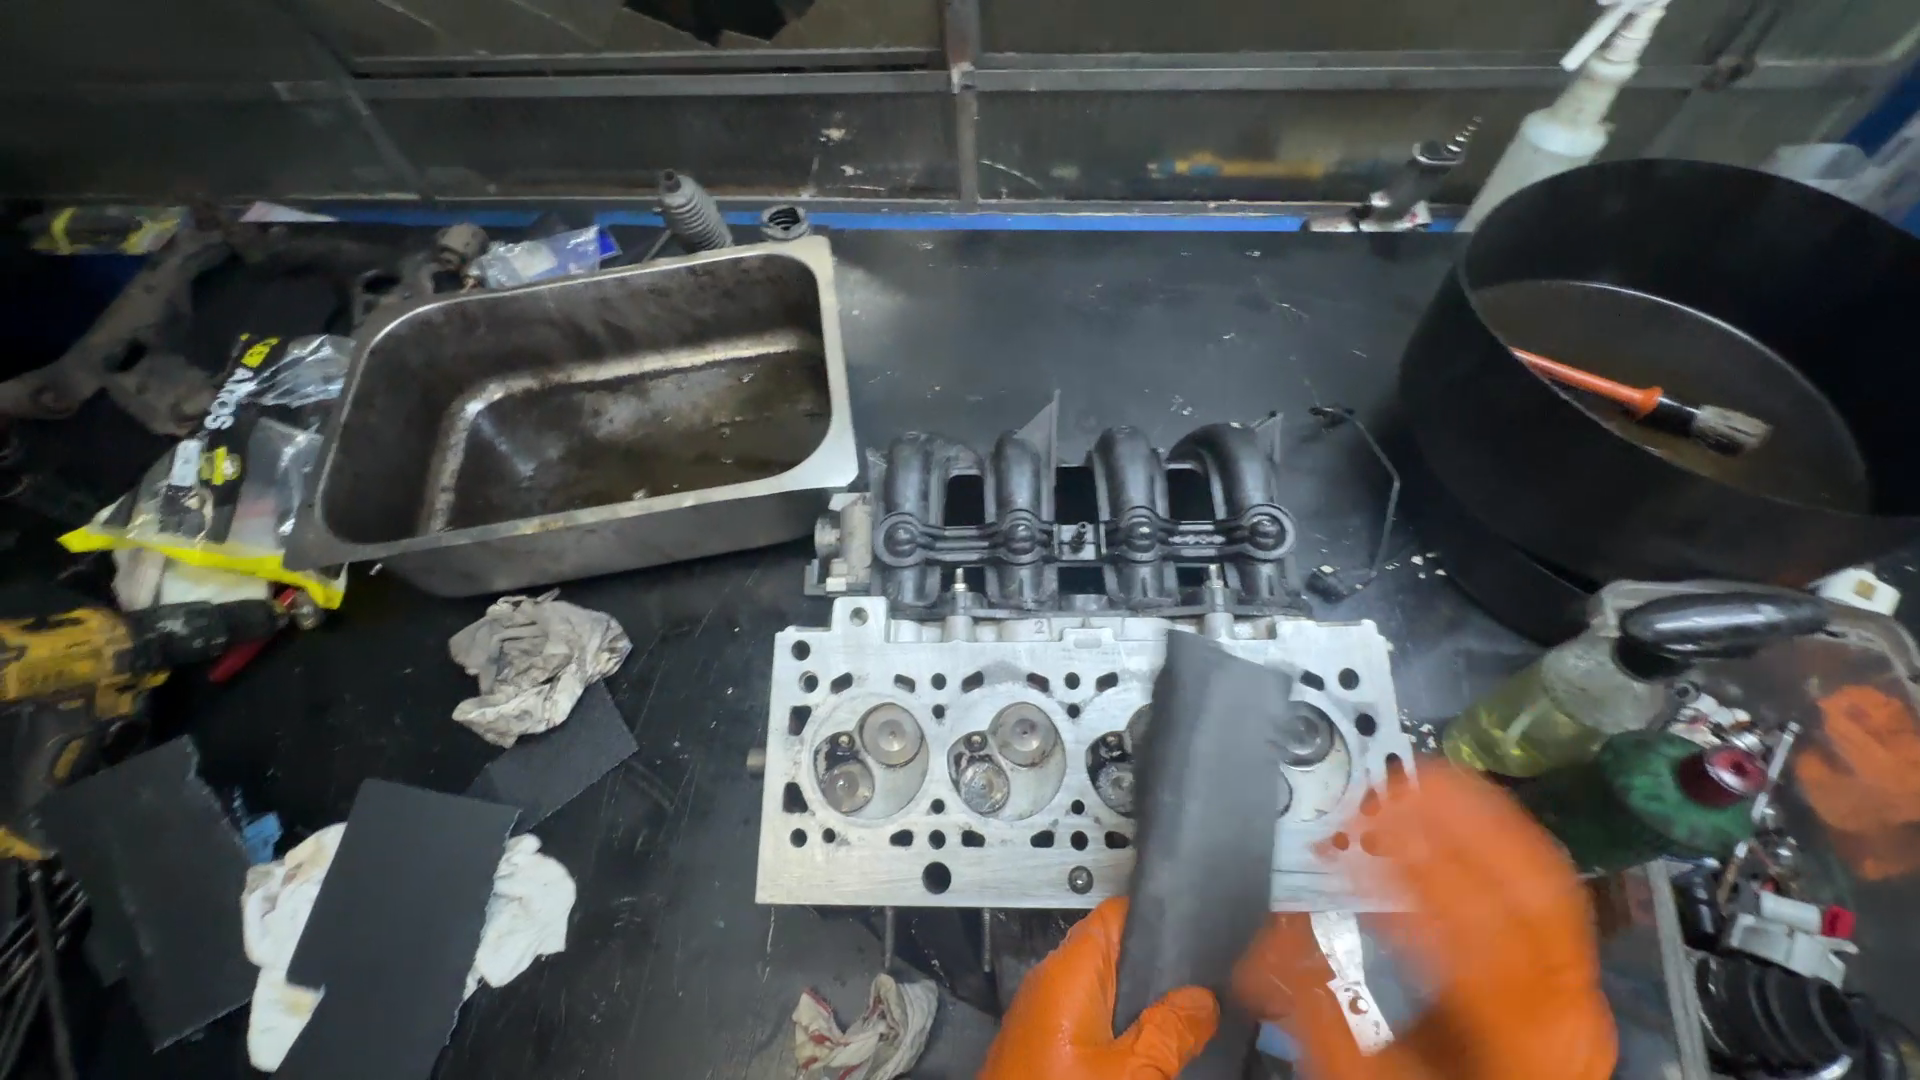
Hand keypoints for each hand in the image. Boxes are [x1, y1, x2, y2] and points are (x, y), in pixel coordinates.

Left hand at [979, 897, 1218, 1079]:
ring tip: (1184, 1009)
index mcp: (1070, 967)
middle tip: (1203, 980)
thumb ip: (1171, 1030)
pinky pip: (1086, 1015)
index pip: (1115, 914)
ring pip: (1100, 985)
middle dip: (1154, 964)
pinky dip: (1115, 1022)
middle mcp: (1050, 977)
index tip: (1195, 925)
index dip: (1155, 914)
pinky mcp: (1041, 1040)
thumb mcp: (1132, 1073)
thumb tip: (1203, 998)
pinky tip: (1144, 1043)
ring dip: (1136, 998)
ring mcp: (1043, 1010)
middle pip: (1110, 949)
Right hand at [1233, 765, 1615, 1079]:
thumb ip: (1317, 1008)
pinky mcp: (1568, 967)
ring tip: (1424, 778)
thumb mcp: (1369, 1076)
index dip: (1400, 875)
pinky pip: (1545, 885)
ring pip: (1543, 874)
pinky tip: (1467, 812)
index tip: (1345, 845)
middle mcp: (1560, 996)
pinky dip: (1502, 837)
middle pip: (1524, 884)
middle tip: (1392, 787)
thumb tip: (1273, 939)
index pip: (1462, 928)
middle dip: (1455, 822)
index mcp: (1513, 1025)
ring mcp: (1575, 980)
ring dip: (1481, 816)